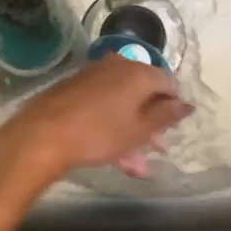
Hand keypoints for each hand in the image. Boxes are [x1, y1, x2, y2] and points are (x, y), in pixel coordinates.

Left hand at [0, 57, 189, 200]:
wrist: (44, 134)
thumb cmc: (99, 134)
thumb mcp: (139, 130)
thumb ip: (166, 115)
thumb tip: (187, 104)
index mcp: (139, 72)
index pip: (168, 82)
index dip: (174, 106)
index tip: (172, 129)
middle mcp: (119, 65)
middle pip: (144, 92)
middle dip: (152, 123)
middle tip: (156, 150)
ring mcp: (95, 74)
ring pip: (123, 102)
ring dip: (132, 131)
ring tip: (135, 165)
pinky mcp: (76, 86)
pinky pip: (104, 104)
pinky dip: (113, 124)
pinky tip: (113, 155)